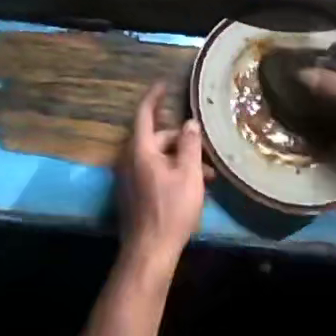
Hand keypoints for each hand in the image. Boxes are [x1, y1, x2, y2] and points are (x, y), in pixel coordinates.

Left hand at [117, 82, 205, 266]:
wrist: (149, 251)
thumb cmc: (171, 210)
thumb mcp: (188, 175)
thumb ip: (190, 145)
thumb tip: (190, 123)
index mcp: (139, 149)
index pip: (144, 113)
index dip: (155, 96)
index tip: (165, 84)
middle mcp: (128, 158)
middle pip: (155, 137)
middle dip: (180, 139)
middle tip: (205, 149)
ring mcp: (128, 176)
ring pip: (156, 156)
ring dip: (179, 159)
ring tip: (207, 174)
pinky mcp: (132, 192)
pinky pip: (152, 170)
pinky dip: (170, 171)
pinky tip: (192, 186)